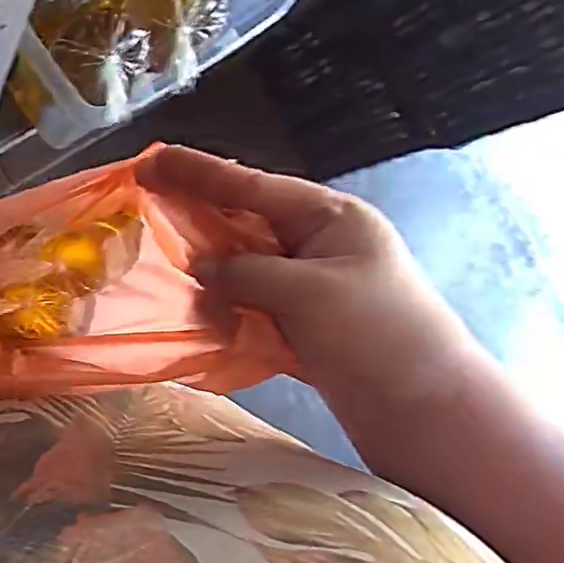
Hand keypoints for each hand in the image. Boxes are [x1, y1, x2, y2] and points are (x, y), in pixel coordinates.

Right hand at [138, 145, 485, 407]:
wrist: (420, 404)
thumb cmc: (377, 335)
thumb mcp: (309, 293)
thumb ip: (246, 272)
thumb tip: (198, 266)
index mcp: (328, 217)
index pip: (251, 186)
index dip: (198, 172)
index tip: (154, 158)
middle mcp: (313, 240)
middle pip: (241, 216)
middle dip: (193, 205)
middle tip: (143, 193)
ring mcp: (302, 279)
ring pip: (238, 256)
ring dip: (199, 252)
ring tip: (154, 241)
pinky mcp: (293, 314)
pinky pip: (242, 293)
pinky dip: (213, 292)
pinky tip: (185, 292)